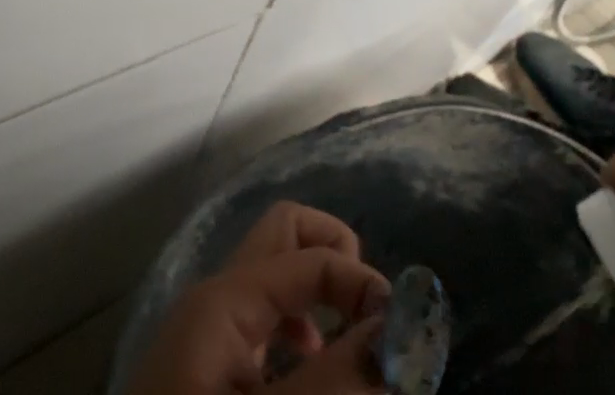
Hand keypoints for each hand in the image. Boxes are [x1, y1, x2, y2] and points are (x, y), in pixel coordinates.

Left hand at [127, 201, 391, 394]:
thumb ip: (341, 378)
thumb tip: (403, 328)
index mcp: (224, 299)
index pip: (316, 254)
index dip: (364, 284)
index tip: (399, 343)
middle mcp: (216, 300)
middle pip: (289, 235)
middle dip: (339, 262)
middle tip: (367, 319)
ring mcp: (211, 334)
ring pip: (279, 277)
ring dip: (323, 297)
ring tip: (350, 356)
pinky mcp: (212, 370)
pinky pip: (268, 322)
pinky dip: (303, 332)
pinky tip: (314, 380)